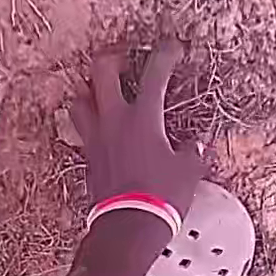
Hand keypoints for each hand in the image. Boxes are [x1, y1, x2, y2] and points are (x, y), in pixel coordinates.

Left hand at [69, 40, 203, 213]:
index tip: (173, 48)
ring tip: (103, 96)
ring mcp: (96, 139)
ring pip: (80, 100)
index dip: (166, 54)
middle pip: (101, 70)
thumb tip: (195, 145)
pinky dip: (90, 124)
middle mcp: (114, 121)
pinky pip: (82, 131)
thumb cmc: (160, 197)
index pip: (155, 72)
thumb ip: (191, 152)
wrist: (127, 227)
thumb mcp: (187, 172)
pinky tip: (102, 131)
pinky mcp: (88, 159)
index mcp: (143, 117)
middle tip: (125, 61)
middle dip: (113, 58)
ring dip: (90, 92)